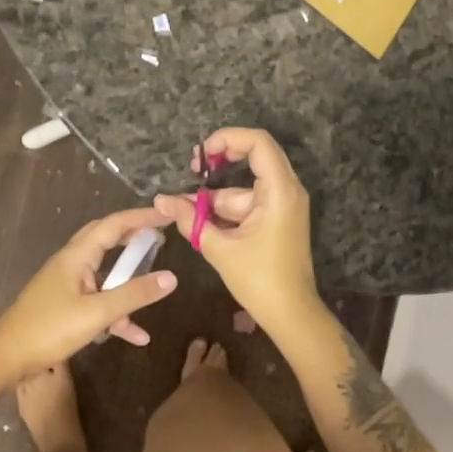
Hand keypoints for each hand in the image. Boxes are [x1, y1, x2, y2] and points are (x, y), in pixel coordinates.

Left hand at [0, 207, 177, 377]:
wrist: (8, 357)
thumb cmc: (50, 329)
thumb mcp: (98, 312)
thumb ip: (135, 294)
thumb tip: (171, 277)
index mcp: (76, 257)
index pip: (113, 225)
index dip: (142, 217)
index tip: (168, 213)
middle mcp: (71, 264)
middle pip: (107, 240)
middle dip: (134, 237)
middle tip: (161, 235)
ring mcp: (68, 284)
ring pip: (106, 274)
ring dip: (129, 283)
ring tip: (155, 289)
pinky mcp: (66, 305)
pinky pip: (99, 300)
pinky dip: (117, 313)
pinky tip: (136, 335)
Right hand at [153, 128, 320, 330]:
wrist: (290, 312)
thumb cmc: (259, 280)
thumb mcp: (219, 248)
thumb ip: (190, 220)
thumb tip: (161, 201)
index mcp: (279, 191)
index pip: (258, 142)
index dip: (227, 138)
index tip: (202, 156)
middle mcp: (287, 191)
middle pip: (253, 159)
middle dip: (219, 164)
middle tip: (192, 172)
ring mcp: (285, 205)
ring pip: (245, 187)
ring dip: (216, 199)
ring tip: (186, 214)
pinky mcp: (279, 220)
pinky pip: (251, 204)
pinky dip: (228, 211)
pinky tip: (203, 224)